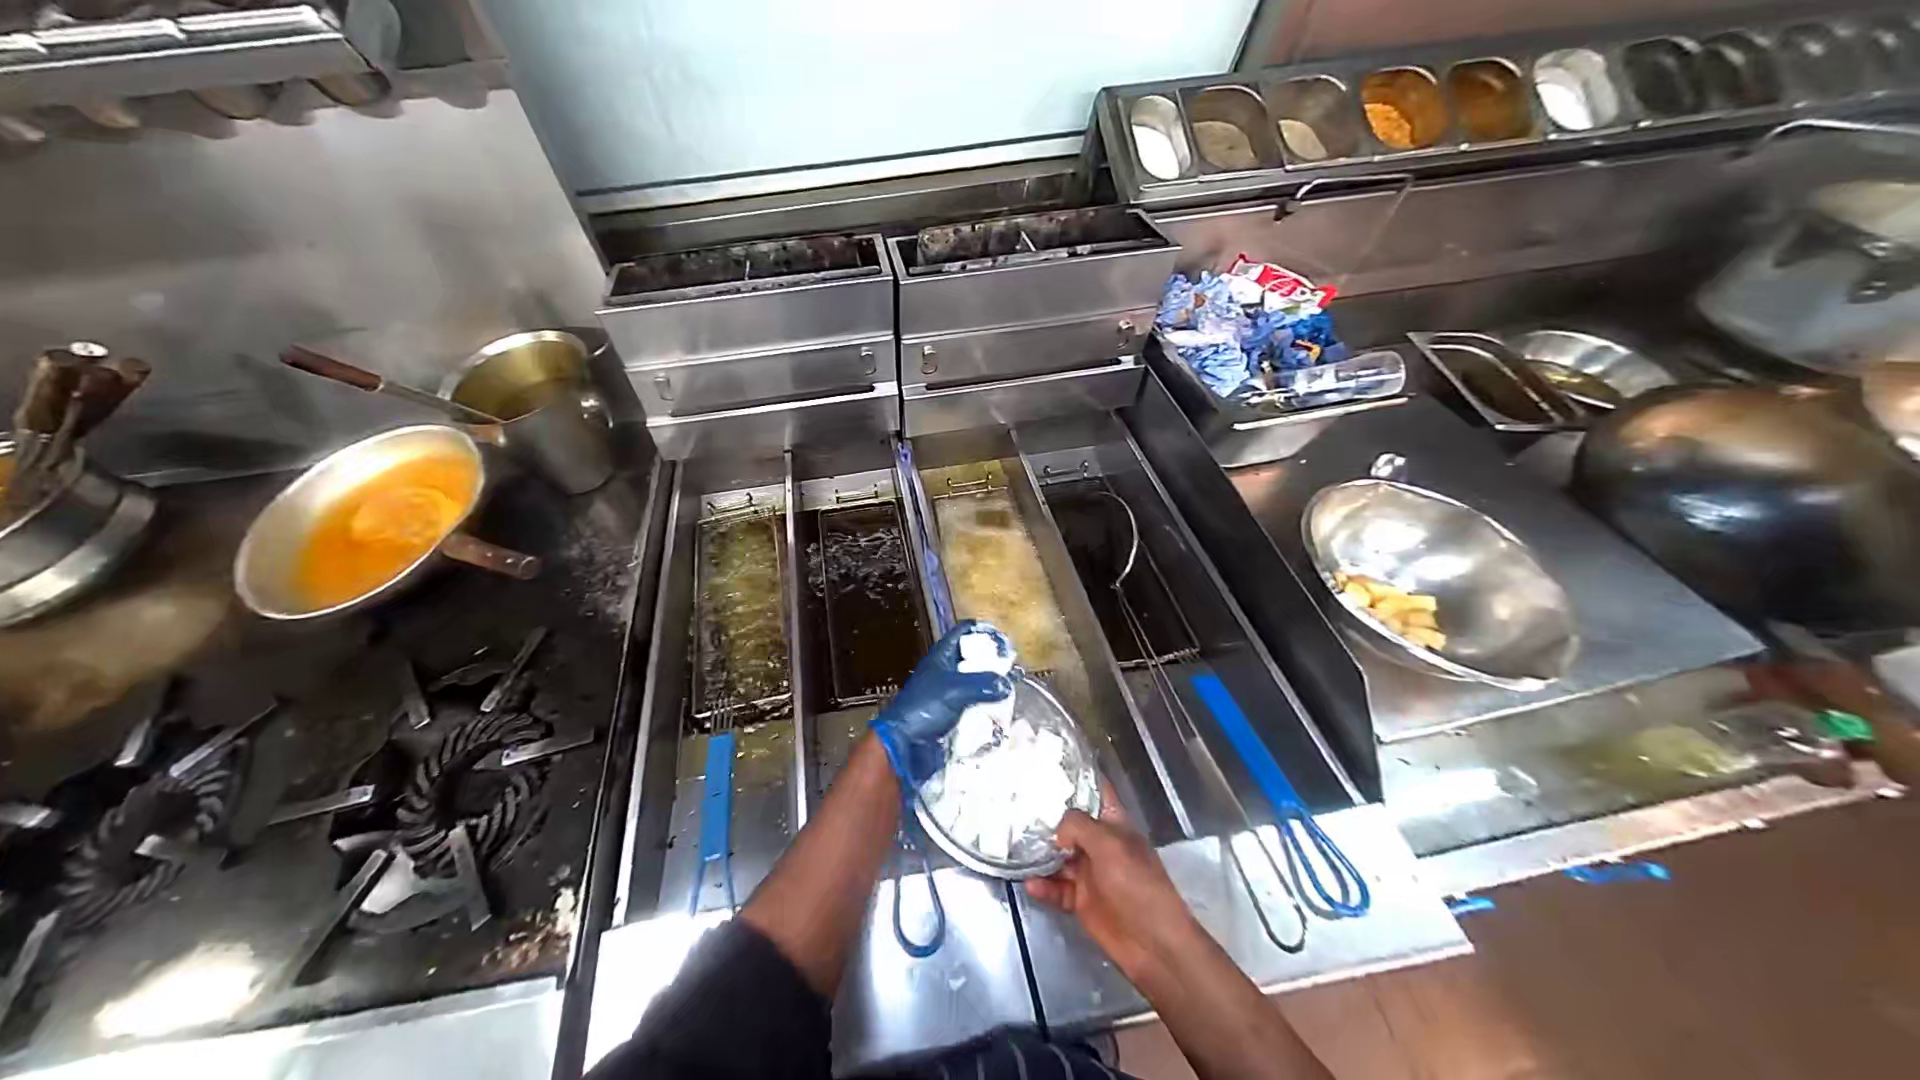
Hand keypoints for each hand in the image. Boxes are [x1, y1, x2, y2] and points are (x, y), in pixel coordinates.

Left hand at [870, 620, 1013, 787]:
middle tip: (1012, 668)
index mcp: (942, 655)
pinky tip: (1000, 711)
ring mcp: (950, 693)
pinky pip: (975, 705)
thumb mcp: (954, 691)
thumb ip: (982, 685)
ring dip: (992, 687)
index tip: (1003, 641)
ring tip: (1010, 691)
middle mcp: (946, 670)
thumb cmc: (923, 709)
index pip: (964, 631)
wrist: (904, 745)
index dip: (983, 631)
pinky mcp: (953, 713)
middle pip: (974, 657)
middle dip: (993, 662)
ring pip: (977, 683)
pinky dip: (987, 706)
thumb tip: (1006, 684)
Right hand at [1024, 787, 1204, 979]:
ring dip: (1039, 855)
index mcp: (1113, 824)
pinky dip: (1043, 886)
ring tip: (1014, 848)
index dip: (1075, 777)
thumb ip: (1079, 827)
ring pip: (1058, 857)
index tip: (1045, 767)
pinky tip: (1029, 884)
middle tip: (1014, 807)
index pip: (1095, 791)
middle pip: (1069, 824)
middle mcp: (1100, 844)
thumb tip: (1056, 830)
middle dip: (1045, 817)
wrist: (1154, 943)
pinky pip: (1056, 888)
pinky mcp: (1081, 900)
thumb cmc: (1137, 885)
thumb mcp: (1109, 846)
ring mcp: (1090, 873)